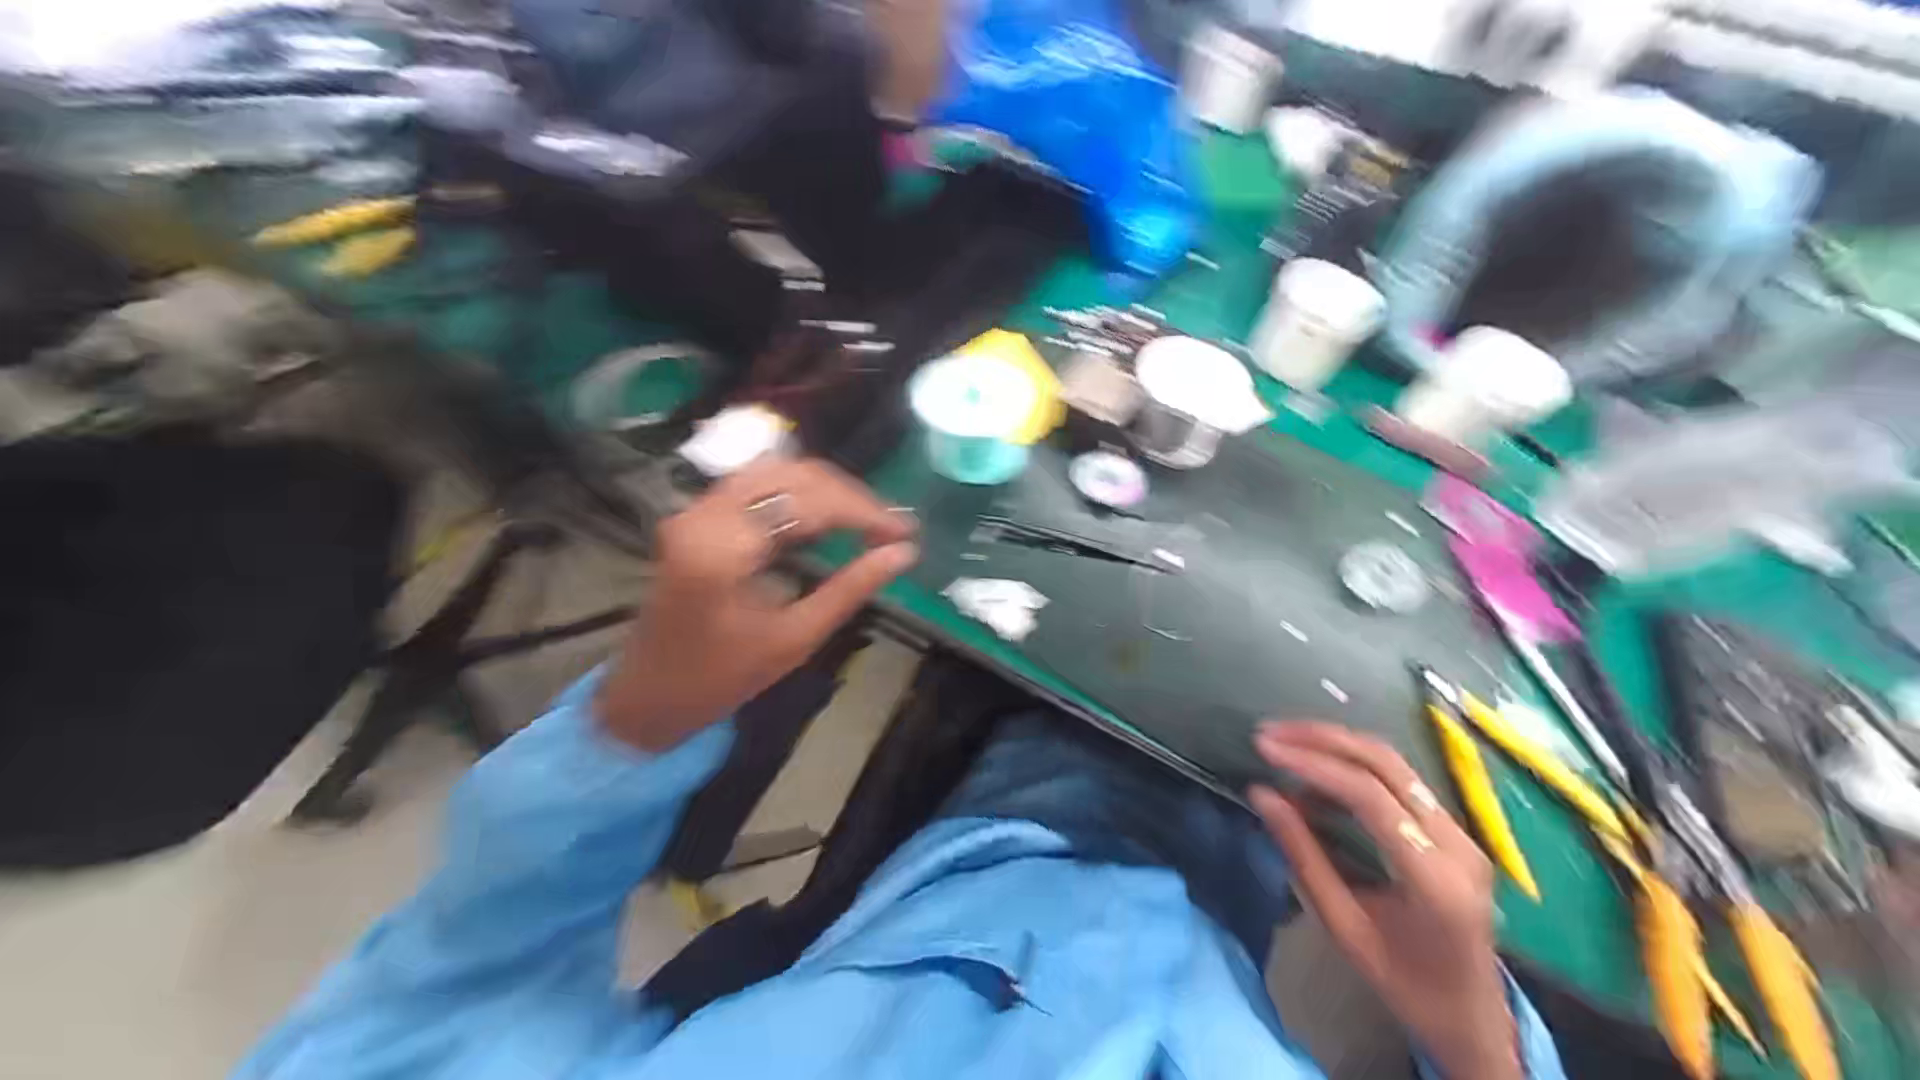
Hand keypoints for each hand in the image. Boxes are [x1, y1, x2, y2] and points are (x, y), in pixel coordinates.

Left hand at [597, 459, 917, 751]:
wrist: (646, 697)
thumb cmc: (719, 679)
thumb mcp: (794, 639)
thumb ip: (850, 588)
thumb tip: (904, 554)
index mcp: (722, 546)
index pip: (808, 501)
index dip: (863, 511)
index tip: (905, 531)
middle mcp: (704, 512)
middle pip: (793, 475)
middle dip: (850, 496)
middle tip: (892, 526)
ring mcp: (696, 510)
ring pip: (778, 474)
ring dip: (828, 492)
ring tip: (868, 523)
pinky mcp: (698, 516)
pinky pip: (760, 488)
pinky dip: (801, 498)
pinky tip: (830, 520)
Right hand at [1248, 722, 1521, 1079]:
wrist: (1474, 1020)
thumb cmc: (1405, 984)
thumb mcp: (1343, 926)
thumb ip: (1303, 856)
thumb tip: (1261, 794)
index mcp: (1436, 879)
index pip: (1370, 797)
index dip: (1313, 765)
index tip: (1265, 749)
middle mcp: (1458, 845)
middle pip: (1387, 765)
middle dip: (1322, 739)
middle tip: (1270, 734)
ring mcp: (1462, 834)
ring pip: (1394, 764)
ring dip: (1336, 745)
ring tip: (1284, 744)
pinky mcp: (1454, 831)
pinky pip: (1399, 781)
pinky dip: (1352, 766)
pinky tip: (1315, 772)